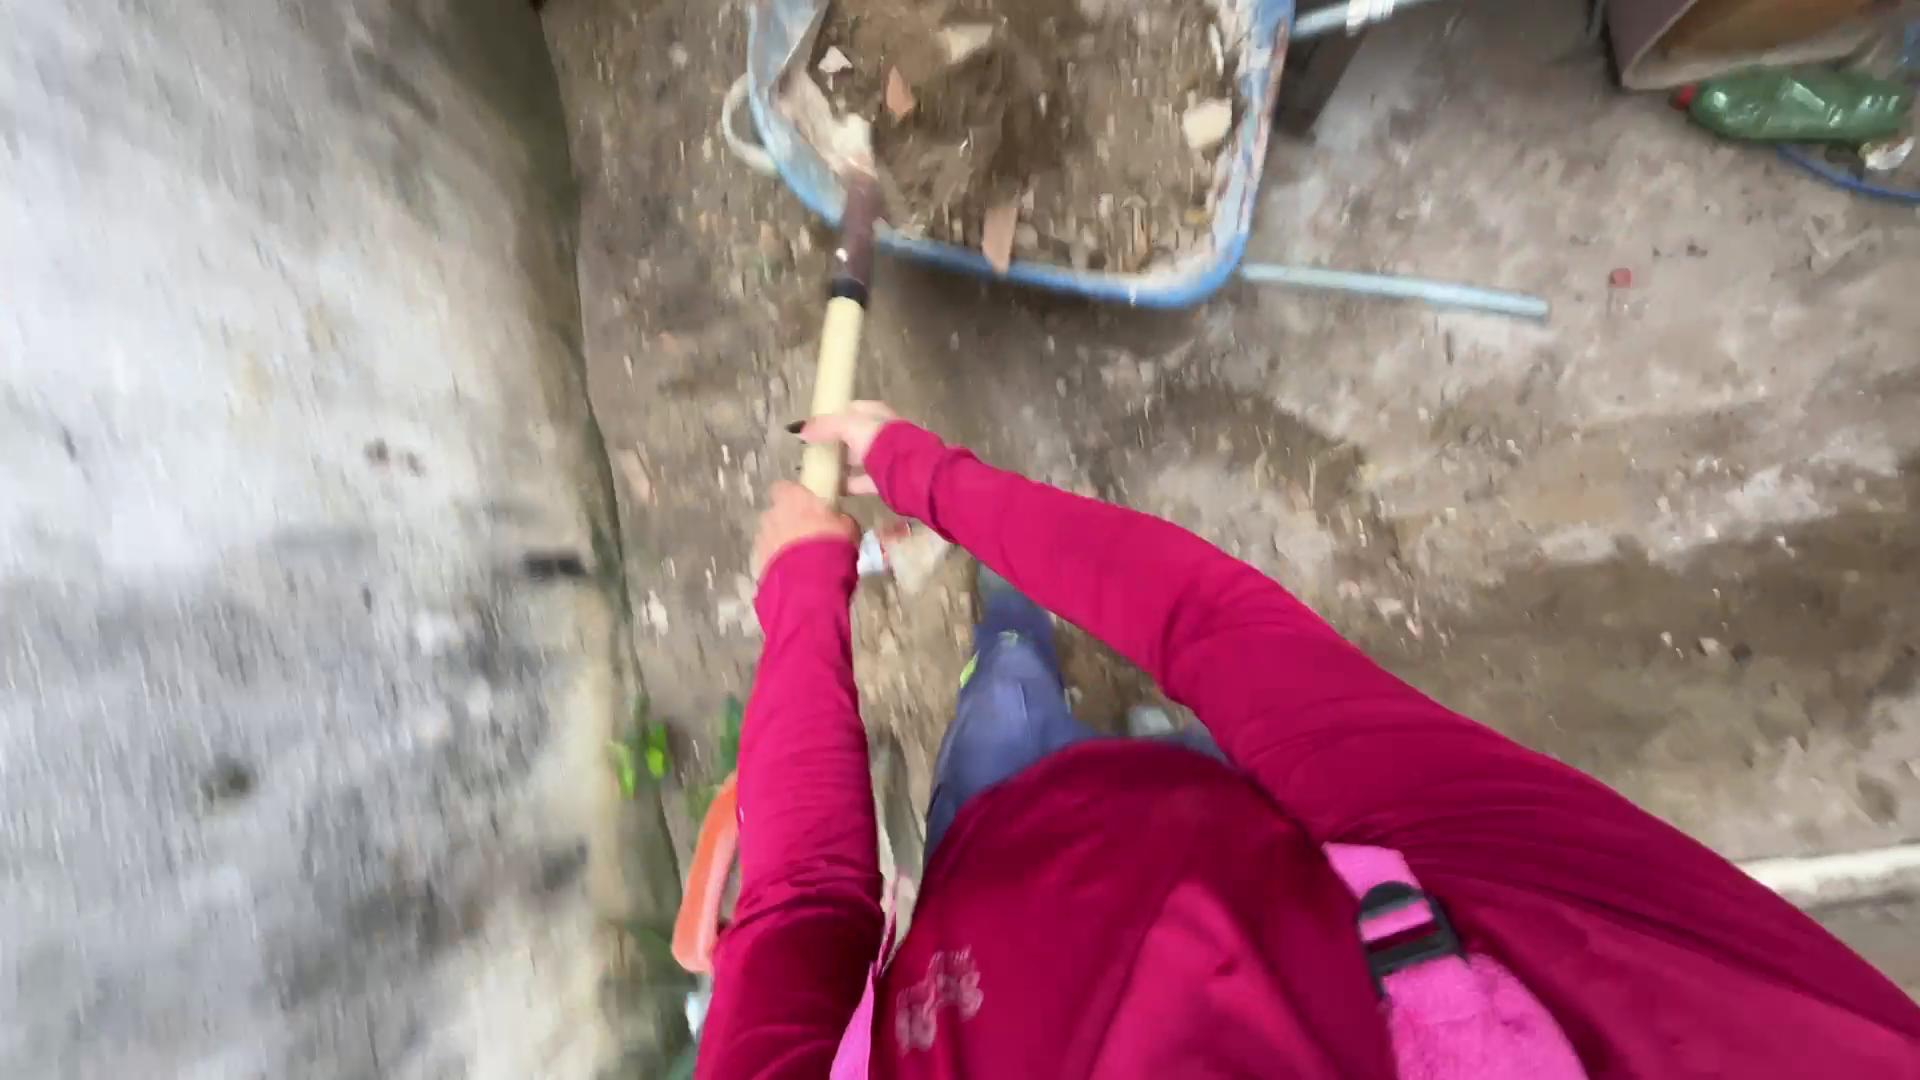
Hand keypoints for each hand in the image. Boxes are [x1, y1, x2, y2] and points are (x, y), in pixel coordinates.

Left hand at [751, 481, 857, 576]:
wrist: (810, 583)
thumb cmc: (831, 545)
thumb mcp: (849, 528)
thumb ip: (840, 518)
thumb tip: (838, 519)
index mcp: (792, 498)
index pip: (784, 487)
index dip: (794, 495)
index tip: (807, 505)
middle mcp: (771, 513)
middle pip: (776, 512)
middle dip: (787, 521)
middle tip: (806, 534)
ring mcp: (761, 537)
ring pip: (770, 534)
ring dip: (781, 542)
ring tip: (799, 558)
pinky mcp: (756, 560)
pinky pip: (768, 556)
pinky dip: (777, 561)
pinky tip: (792, 572)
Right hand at [792, 401, 897, 496]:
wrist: (908, 472)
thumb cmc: (880, 441)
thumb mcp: (849, 426)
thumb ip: (825, 426)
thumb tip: (799, 430)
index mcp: (876, 414)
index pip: (850, 410)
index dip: (832, 416)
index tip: (813, 426)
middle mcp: (880, 434)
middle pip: (851, 436)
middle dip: (833, 443)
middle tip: (810, 450)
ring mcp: (882, 457)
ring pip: (855, 459)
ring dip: (838, 465)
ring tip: (815, 470)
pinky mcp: (881, 479)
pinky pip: (858, 481)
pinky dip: (845, 485)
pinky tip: (828, 488)